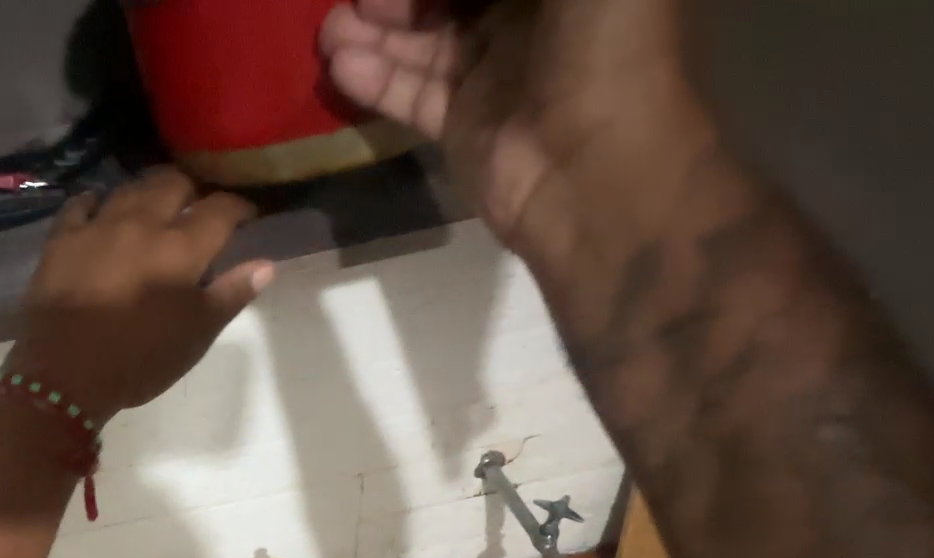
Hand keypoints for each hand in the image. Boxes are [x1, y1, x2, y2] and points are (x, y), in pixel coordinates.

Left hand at [4, 168, 273, 422]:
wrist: (64, 373)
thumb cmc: (139, 360)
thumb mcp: (195, 336)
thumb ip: (230, 295)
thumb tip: (266, 264)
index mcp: (182, 247)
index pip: (221, 209)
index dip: (239, 208)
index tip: (246, 217)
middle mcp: (142, 222)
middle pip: (173, 184)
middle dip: (191, 190)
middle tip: (196, 209)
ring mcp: (98, 226)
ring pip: (129, 189)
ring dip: (147, 192)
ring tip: (153, 207)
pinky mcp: (62, 239)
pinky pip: (81, 205)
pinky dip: (96, 203)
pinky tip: (100, 211)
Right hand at [320, 0, 714, 256]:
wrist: (593, 164)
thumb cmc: (603, 45)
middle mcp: (527, 17)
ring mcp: (490, 73)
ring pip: (424, 43)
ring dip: (376, 34)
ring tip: (330, 30)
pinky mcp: (462, 124)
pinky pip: (413, 93)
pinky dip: (377, 81)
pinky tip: (342, 67)